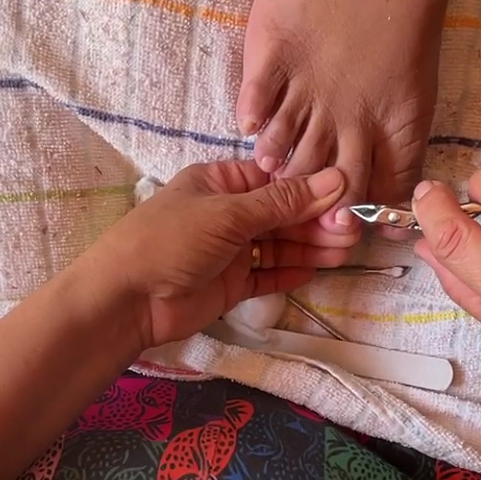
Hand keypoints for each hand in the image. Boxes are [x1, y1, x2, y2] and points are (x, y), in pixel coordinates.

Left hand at [69, 161, 351, 349]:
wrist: (127, 300)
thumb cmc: (170, 241)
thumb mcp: (228, 214)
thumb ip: (283, 202)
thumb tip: (337, 179)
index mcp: (219, 182)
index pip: (275, 179)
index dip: (312, 187)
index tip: (348, 195)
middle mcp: (226, 214)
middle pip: (281, 213)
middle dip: (317, 220)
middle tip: (354, 229)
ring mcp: (228, 251)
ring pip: (278, 245)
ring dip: (310, 247)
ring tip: (345, 250)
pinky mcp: (229, 285)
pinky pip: (266, 274)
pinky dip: (290, 272)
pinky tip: (317, 270)